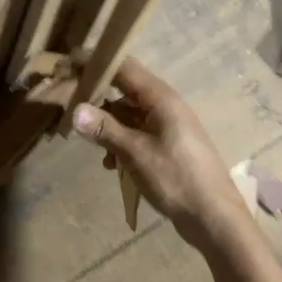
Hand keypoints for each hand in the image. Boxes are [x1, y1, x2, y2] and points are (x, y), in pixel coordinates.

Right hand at [70, 57, 245, 247]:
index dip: (96, 63)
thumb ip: (105, 129)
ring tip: (89, 144)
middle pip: (124, 89)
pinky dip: (121, 142)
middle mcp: (165, 106)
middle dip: (96, 96)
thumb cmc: (177, 179)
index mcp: (161, 99)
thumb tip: (75, 109)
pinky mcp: (168, 146)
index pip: (124, 67)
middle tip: (68, 105)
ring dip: (108, 125)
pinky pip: (137, 133)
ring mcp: (168, 126)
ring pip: (129, 114)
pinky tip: (112, 164)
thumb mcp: (135, 153)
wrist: (214, 218)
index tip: (67, 65)